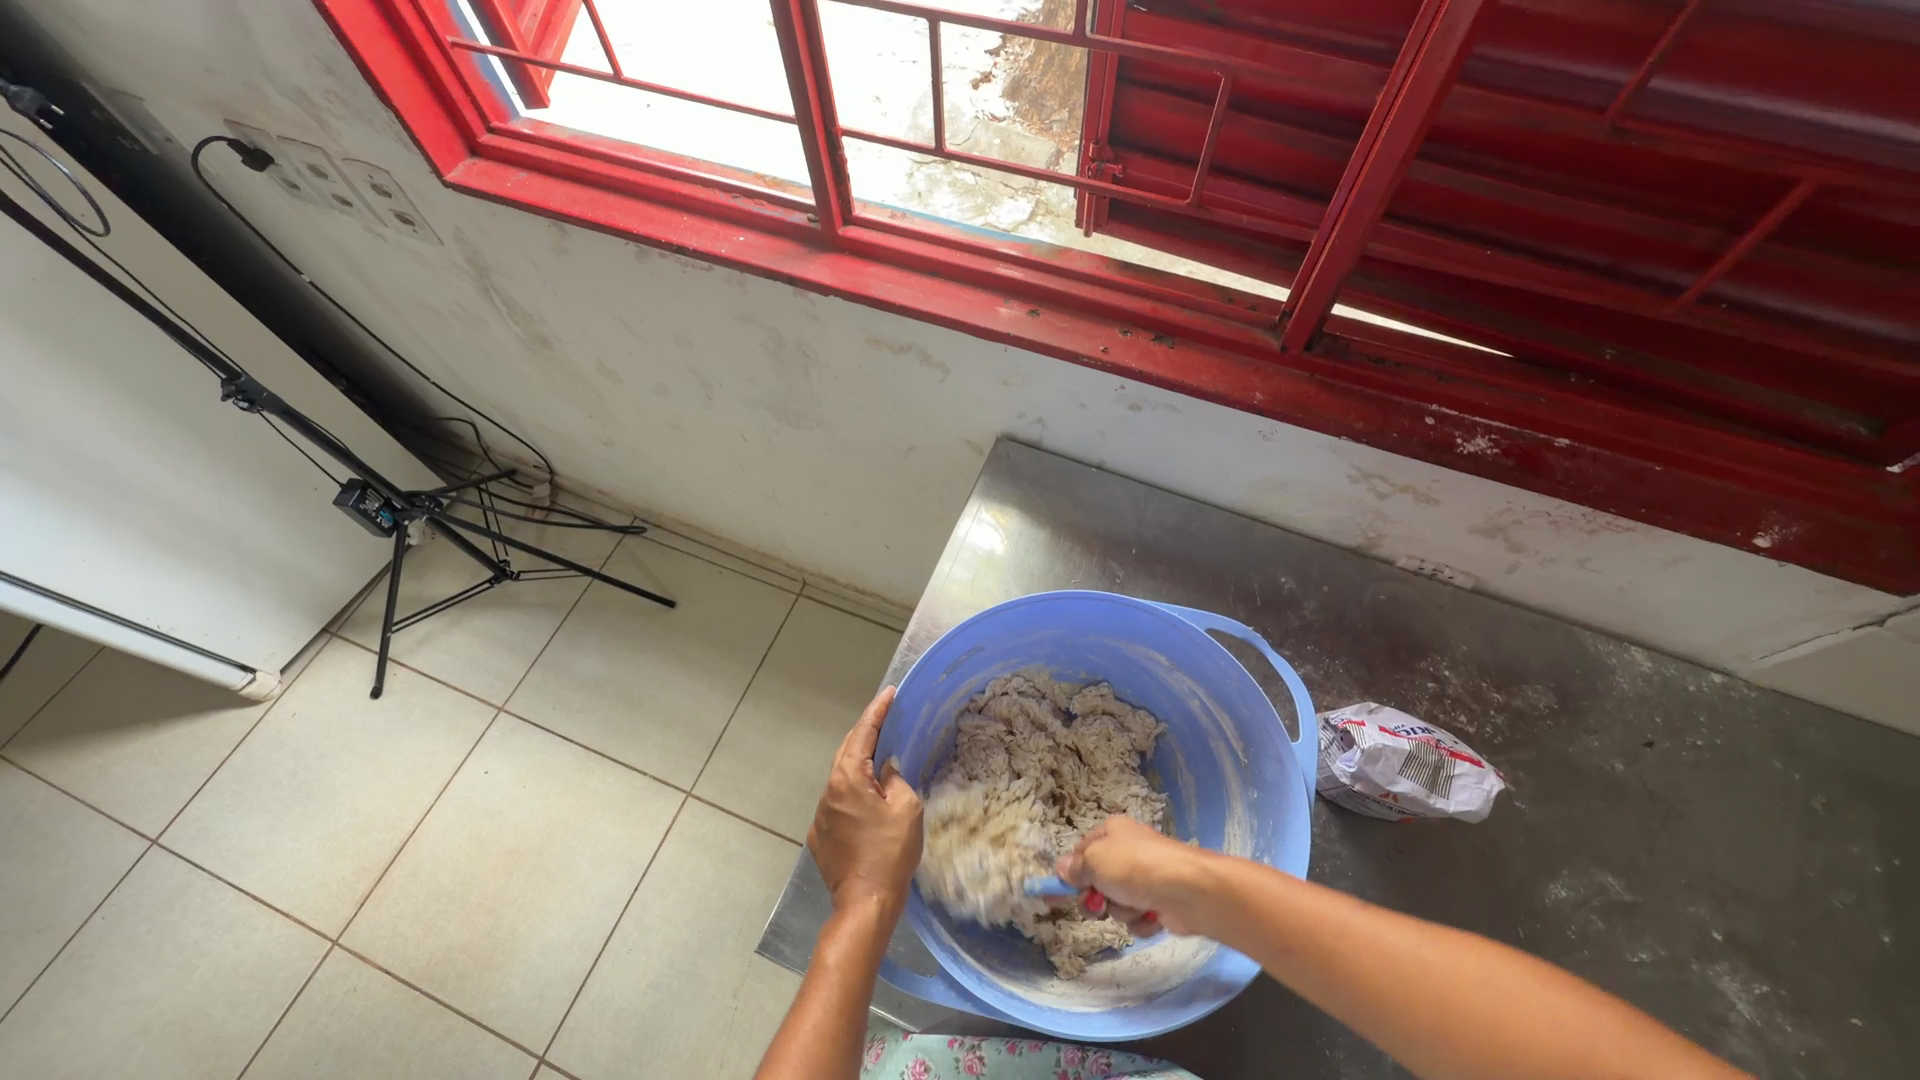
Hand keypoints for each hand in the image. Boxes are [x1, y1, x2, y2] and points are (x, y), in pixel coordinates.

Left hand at [809, 686, 923, 917]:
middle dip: (865, 733)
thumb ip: (896, 779)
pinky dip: (852, 794)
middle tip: (885, 719)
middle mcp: (828, 791)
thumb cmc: (891, 853)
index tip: (889, 694)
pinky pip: (837, 804)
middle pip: (846, 752)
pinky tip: (868, 803)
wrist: (865, 902)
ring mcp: (820, 815)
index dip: (877, 711)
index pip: (863, 734)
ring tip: (881, 759)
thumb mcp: (907, 809)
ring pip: (841, 779)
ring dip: (859, 766)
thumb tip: (886, 770)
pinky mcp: (820, 836)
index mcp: (848, 779)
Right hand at [1057, 815, 1216, 936]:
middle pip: (1096, 881)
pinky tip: (1151, 916)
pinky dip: (1141, 921)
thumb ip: (1075, 868)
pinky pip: (1138, 917)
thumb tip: (1061, 869)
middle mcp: (1128, 852)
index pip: (1080, 852)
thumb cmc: (1135, 867)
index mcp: (1112, 832)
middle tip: (1098, 903)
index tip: (1054, 895)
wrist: (1188, 890)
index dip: (1068, 874)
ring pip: (1116, 903)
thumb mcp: (1095, 861)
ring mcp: (1145, 879)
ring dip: (1121, 910)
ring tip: (1134, 906)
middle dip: (1095, 898)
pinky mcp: (1160, 903)